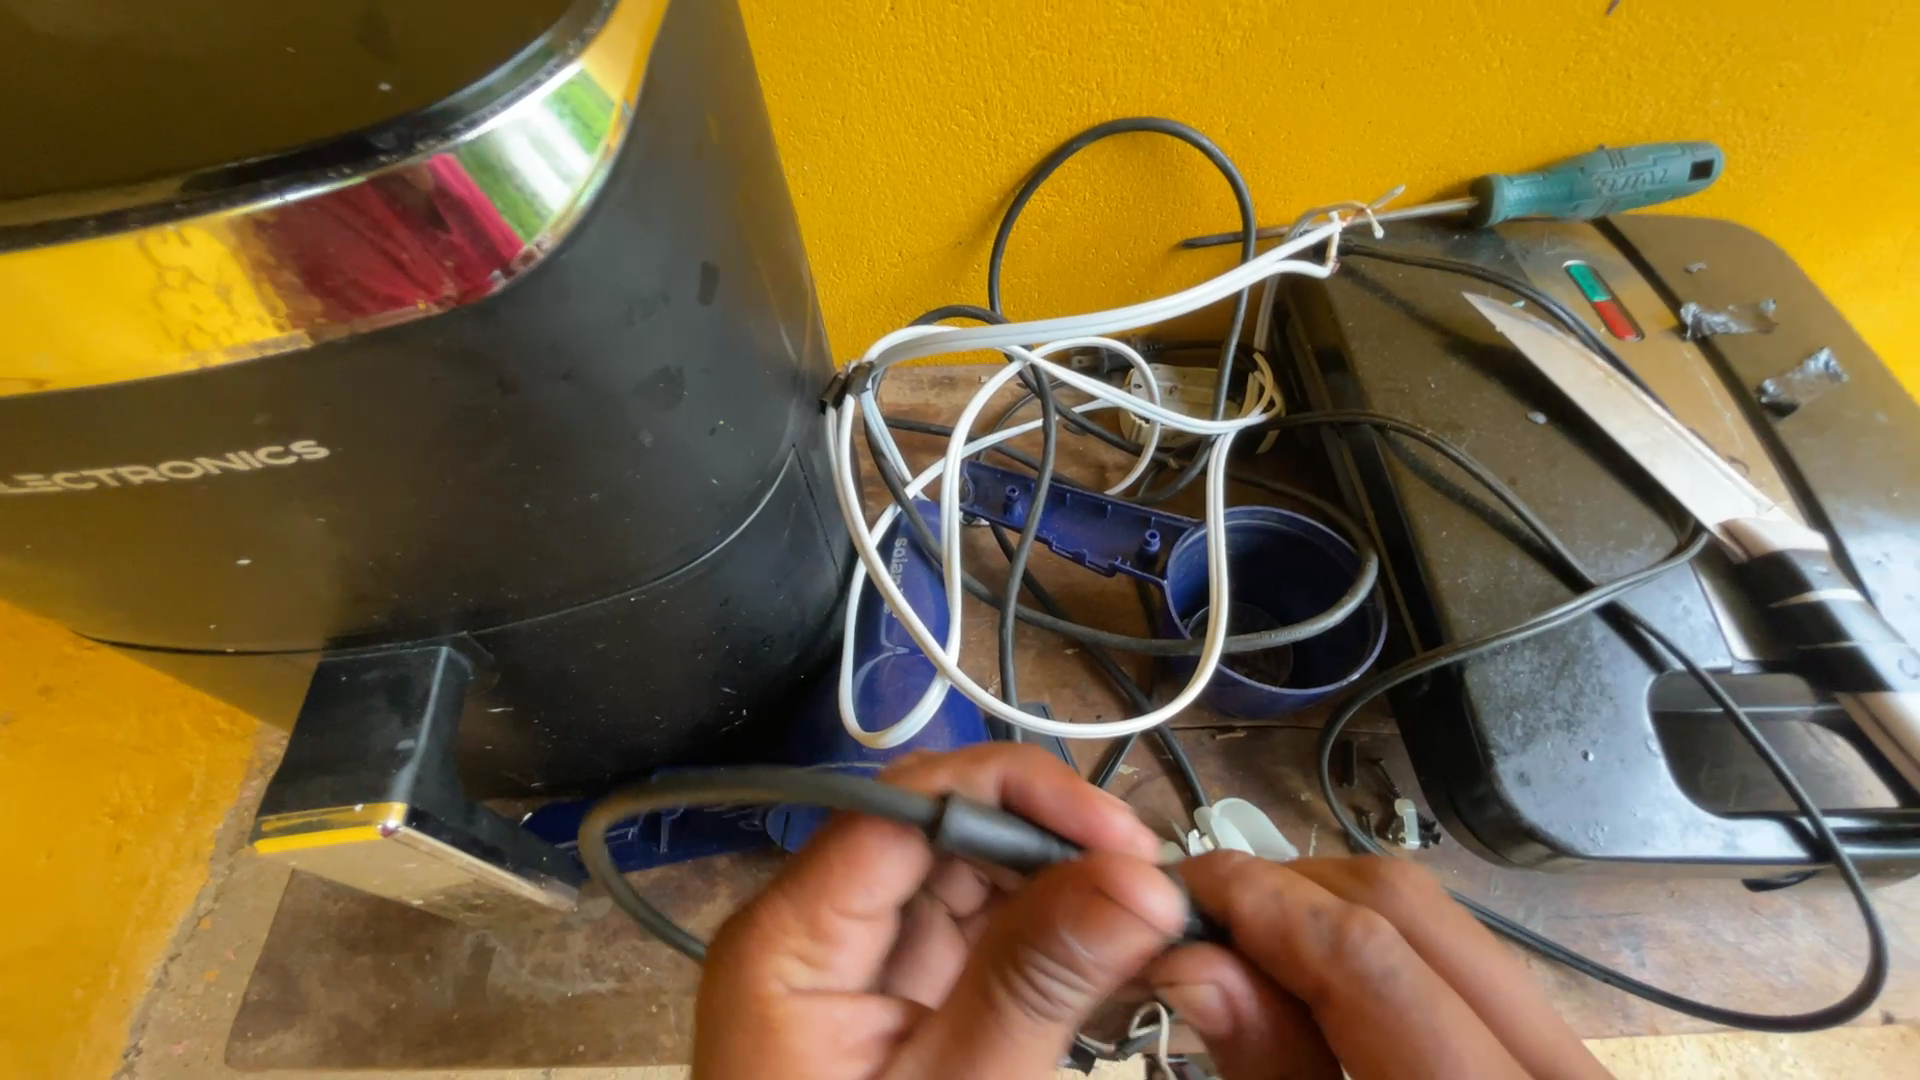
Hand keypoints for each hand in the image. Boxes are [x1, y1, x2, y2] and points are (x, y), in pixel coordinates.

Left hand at [694, 744, 1186, 1078]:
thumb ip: (1038, 980)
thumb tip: (1144, 881)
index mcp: (791, 933)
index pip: (905, 806)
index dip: (1017, 793)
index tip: (1120, 833)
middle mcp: (817, 911)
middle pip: (937, 819)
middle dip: (1044, 830)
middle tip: (1142, 866)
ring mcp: (859, 936)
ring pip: (964, 857)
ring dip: (1053, 869)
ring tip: (1133, 899)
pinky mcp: (898, 966)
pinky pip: (973, 908)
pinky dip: (1040, 914)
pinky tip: (1097, 932)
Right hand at [1152, 853, 1613, 1079]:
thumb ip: (1266, 1071)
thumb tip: (1191, 957)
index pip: (1365, 954)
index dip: (1251, 900)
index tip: (1170, 895)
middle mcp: (1565, 1076)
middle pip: (1403, 907)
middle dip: (1280, 891)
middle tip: (1201, 924)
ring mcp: (1576, 1065)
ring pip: (1429, 917)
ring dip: (1316, 909)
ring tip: (1247, 951)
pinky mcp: (1557, 1061)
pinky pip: (1449, 955)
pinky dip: (1361, 944)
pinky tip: (1312, 985)